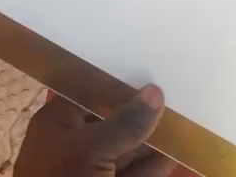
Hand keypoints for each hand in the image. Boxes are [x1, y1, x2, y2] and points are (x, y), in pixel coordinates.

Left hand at [12, 85, 184, 176]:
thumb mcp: (91, 149)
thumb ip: (125, 122)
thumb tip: (155, 92)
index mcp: (57, 124)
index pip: (87, 92)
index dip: (115, 82)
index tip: (144, 70)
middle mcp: (72, 146)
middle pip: (109, 122)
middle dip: (137, 113)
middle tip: (168, 94)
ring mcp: (90, 173)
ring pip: (124, 152)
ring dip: (150, 141)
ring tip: (179, 123)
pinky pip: (133, 175)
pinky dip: (152, 168)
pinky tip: (173, 157)